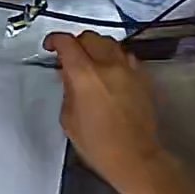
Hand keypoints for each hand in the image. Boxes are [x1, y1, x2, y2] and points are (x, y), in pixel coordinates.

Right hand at [42, 32, 179, 193]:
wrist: (135, 156)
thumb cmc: (98, 144)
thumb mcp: (69, 118)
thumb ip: (67, 89)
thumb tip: (69, 75)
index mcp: (85, 75)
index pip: (67, 43)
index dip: (55, 40)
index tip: (51, 46)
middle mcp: (108, 65)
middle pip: (90, 37)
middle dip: (76, 43)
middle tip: (70, 57)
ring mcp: (129, 69)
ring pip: (110, 43)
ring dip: (97, 48)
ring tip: (91, 62)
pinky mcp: (143, 77)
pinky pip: (126, 56)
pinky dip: (115, 58)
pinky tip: (111, 72)